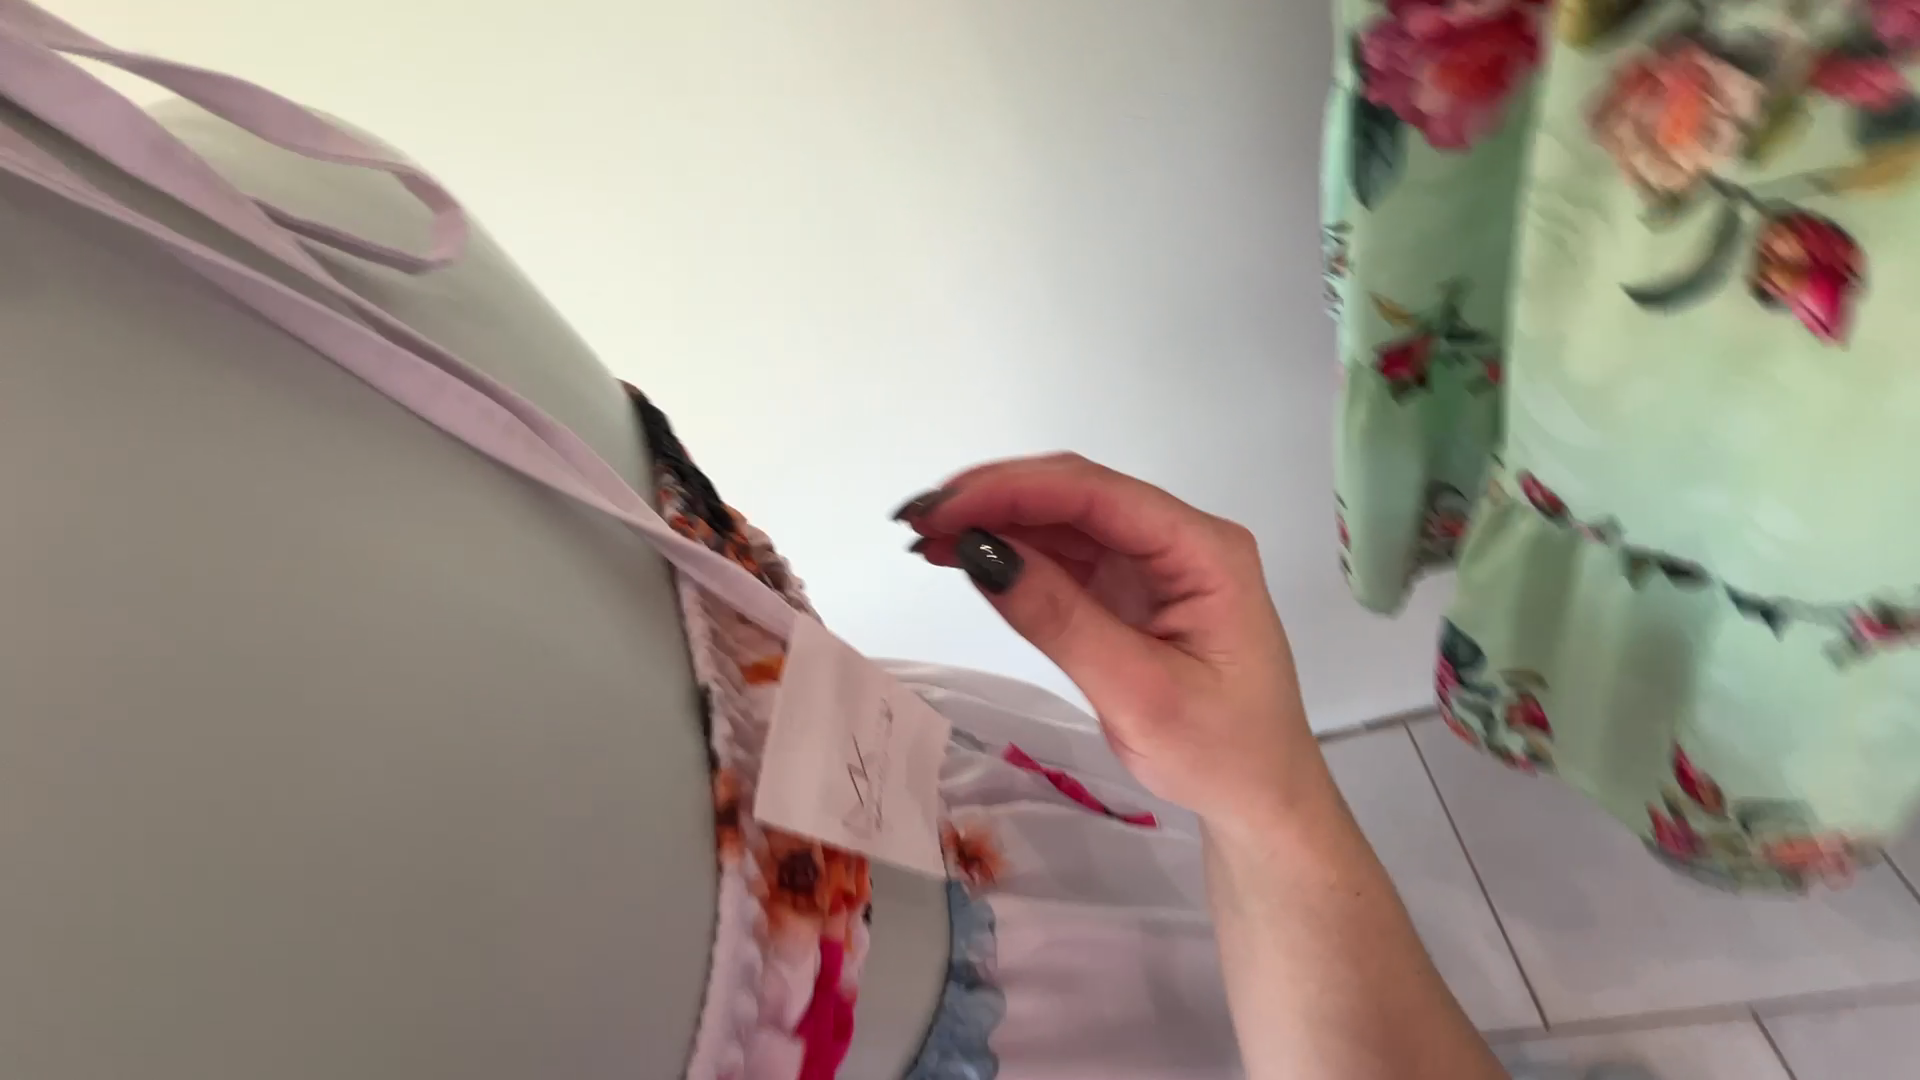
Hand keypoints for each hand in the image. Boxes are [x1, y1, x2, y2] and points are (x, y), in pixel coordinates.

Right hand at [895, 453, 1322, 824]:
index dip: (1012, 491)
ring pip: (1059, 520)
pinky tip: (961, 556)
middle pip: (1074, 495)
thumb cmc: (1219, 753)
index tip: (944, 509)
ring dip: (992, 522)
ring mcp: (1148, 561)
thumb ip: (1061, 620)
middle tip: (919, 519)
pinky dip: (1009, 554)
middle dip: (993, 499)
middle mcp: (1175, 539)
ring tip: (925, 538)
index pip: (1097, 495)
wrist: (1258, 798)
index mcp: (1202, 550)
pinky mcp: (1124, 587)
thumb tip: (982, 553)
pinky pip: (1060, 556)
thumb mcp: (1139, 692)